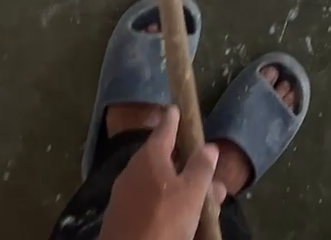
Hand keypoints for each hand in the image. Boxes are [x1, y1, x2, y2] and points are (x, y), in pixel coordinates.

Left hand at [97, 106, 220, 239]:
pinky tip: (180, 217)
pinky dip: (165, 202)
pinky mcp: (121, 217)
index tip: (179, 108)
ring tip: (203, 200)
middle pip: (163, 157)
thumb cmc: (162, 223)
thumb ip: (202, 167)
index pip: (165, 126)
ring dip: (180, 186)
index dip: (175, 117)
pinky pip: (148, 200)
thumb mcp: (191, 194)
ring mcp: (124, 195)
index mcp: (150, 156)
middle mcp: (134, 169)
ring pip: (158, 182)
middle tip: (206, 169)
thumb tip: (209, 146)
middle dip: (186, 162)